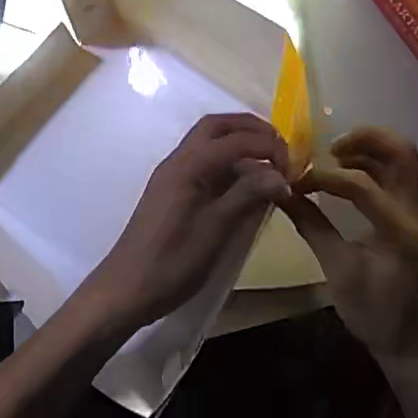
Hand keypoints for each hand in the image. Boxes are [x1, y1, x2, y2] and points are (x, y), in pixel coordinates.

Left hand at [80, 113, 290, 330]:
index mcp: (189, 165)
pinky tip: (245, 181)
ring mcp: (173, 173)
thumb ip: (248, 194)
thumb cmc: (172, 261)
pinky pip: (204, 158)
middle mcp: (179, 160)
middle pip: (219, 126)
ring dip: (240, 140)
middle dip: (252, 129)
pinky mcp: (173, 188)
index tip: (291, 170)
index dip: (269, 147)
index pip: (237, 139)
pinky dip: (229, 158)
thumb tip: (281, 175)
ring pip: (209, 139)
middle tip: (280, 148)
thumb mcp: (217, 228)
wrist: (125, 291)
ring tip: (268, 161)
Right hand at [277, 127, 417, 360]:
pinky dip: (370, 161)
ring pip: (401, 157)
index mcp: (402, 231)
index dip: (327, 177)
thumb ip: (313, 228)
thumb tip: (282, 193)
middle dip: (366, 139)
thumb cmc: (373, 312)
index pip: (365, 186)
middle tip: (330, 148)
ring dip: (369, 146)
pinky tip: (343, 169)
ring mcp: (416, 208)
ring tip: (332, 155)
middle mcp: (415, 211)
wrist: (406, 335)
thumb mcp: (338, 272)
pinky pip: (395, 171)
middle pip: (402, 152)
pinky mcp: (408, 210)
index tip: (298, 181)